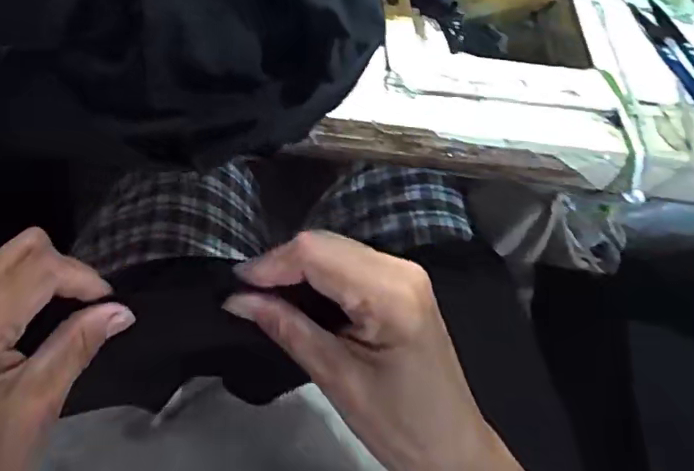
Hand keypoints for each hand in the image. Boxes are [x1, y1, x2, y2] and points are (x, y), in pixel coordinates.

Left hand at [0, 227, 135, 470]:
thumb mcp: (36, 405)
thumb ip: (77, 347)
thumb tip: (120, 310)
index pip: (41, 267)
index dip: (82, 277)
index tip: (109, 303)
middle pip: (26, 246)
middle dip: (64, 268)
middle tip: (89, 306)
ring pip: (12, 253)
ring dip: (46, 272)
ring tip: (71, 310)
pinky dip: (26, 282)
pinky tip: (40, 314)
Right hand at [225, 231, 521, 470]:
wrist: (457, 454)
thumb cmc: (402, 426)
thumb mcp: (337, 379)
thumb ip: (287, 328)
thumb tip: (236, 298)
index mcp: (392, 294)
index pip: (315, 254)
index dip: (271, 263)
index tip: (236, 284)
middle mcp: (400, 269)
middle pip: (321, 243)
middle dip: (280, 263)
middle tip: (246, 291)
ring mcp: (402, 270)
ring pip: (330, 246)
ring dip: (294, 265)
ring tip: (264, 292)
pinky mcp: (398, 278)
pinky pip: (343, 258)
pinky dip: (314, 270)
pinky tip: (296, 291)